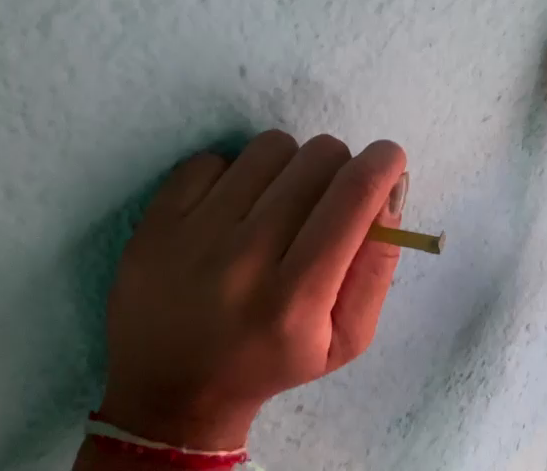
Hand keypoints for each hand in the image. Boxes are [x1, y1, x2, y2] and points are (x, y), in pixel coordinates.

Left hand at [88, 131, 407, 454]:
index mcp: (295, 298)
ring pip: (271, 147)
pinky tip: (231, 210)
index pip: (355, 192)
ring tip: (276, 203)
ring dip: (287, 167)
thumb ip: (379, 262)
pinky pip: (215, 157)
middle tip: (325, 199)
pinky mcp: (155, 224)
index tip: (387, 163)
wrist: (169, 398)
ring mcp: (192, 237)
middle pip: (318, 157)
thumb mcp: (347, 336)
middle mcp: (243, 261)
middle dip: (338, 167)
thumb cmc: (274, 362)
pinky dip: (234, 175)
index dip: (383, 162)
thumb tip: (391, 188)